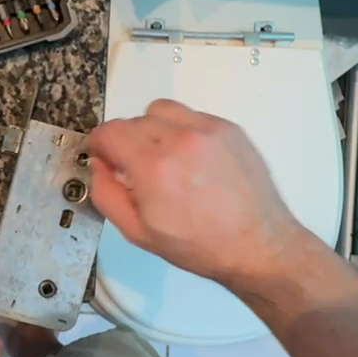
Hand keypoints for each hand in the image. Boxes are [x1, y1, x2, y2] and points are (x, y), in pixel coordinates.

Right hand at [87, 99, 320, 296]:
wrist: (258, 246)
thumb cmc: (198, 245)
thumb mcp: (136, 232)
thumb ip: (106, 193)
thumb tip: (98, 165)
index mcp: (153, 166)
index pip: (108, 132)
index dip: (98, 145)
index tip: (104, 158)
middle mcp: (179, 139)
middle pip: (131, 121)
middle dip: (125, 142)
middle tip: (136, 169)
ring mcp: (207, 130)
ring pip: (160, 111)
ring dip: (152, 129)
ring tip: (163, 157)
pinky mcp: (229, 129)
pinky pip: (190, 115)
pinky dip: (181, 131)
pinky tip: (191, 159)